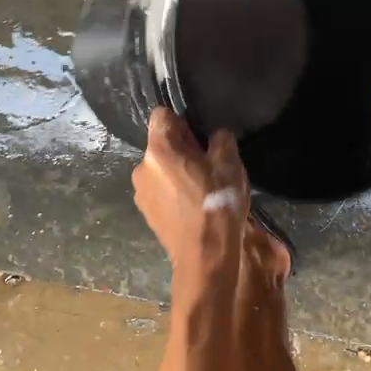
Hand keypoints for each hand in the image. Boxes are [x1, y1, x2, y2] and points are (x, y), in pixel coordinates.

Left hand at [133, 108, 248, 289]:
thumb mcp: (229, 165)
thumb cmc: (216, 204)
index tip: (200, 136)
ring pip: (159, 169)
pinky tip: (192, 206)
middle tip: (207, 164)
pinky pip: (159, 190)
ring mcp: (141, 193)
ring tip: (201, 188)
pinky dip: (173, 192)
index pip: (161, 115)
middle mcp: (141, 167)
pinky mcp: (146, 213)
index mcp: (158, 149)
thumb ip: (222, 140)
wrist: (205, 256)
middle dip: (181, 149)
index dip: (182, 120)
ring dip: (176, 172)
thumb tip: (217, 134)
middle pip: (160, 144)